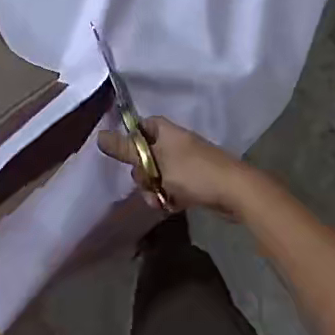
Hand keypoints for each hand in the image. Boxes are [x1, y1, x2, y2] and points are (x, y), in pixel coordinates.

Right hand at [98, 116, 253, 214]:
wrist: (236, 192)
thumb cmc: (192, 172)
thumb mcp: (154, 161)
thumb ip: (126, 150)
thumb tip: (98, 135)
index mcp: (164, 130)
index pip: (139, 127)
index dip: (130, 142)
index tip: (127, 158)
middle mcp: (174, 143)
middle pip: (145, 155)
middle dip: (143, 175)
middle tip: (148, 184)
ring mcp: (186, 162)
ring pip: (157, 175)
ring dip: (154, 190)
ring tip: (161, 201)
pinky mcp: (194, 180)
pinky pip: (172, 186)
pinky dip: (169, 196)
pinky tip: (172, 206)